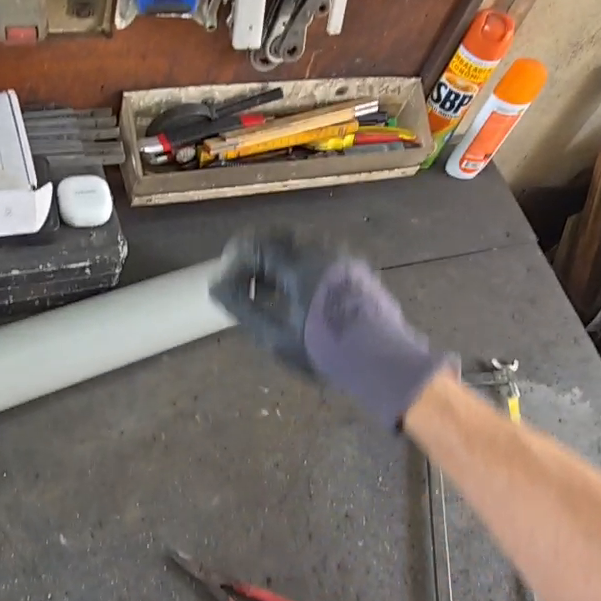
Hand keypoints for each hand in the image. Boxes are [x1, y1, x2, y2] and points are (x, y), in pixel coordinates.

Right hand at [211, 228, 449, 427]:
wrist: (385, 362)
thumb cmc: (326, 350)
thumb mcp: (275, 335)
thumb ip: (242, 308)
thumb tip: (216, 287)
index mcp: (300, 262)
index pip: (255, 246)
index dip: (234, 264)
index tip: (225, 286)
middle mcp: (323, 250)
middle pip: (279, 239)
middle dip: (255, 260)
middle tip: (243, 287)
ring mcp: (344, 259)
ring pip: (301, 247)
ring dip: (278, 265)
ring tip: (268, 297)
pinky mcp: (357, 272)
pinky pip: (320, 258)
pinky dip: (299, 270)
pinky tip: (297, 299)